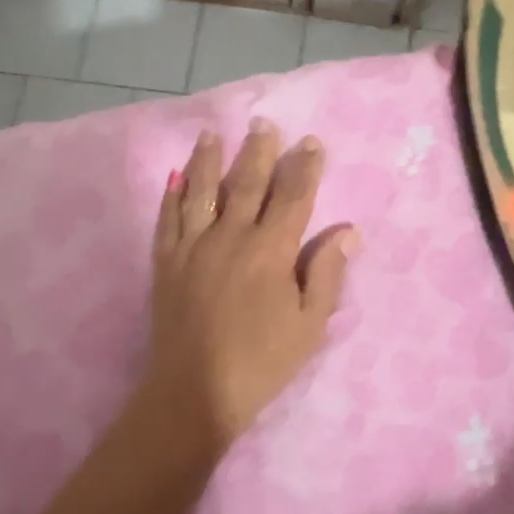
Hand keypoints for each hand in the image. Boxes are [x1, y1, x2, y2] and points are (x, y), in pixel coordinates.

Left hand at [146, 120, 357, 442]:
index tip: (311, 142)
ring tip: (211, 134)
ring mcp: (193, 247)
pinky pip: (168, 220)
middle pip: (246, 183)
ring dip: (208, 161)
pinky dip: (171, 196)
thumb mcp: (309, 325)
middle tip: (262, 122)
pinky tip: (174, 179)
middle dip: (258, 150)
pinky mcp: (166, 263)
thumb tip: (347, 229)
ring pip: (201, 192)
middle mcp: (231, 237)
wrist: (195, 391)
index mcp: (271, 250)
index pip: (293, 197)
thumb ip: (326, 273)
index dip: (304, 167)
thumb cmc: (262, 362)